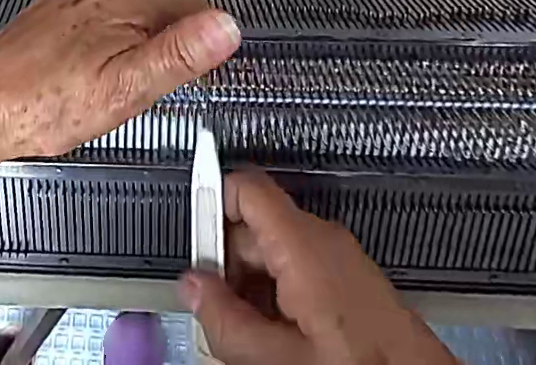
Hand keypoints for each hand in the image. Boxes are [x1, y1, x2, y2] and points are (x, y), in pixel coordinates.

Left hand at [0, 0, 239, 164]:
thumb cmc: (42, 104)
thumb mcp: (124, 89)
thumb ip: (179, 54)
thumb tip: (225, 27)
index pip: (197, 3)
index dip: (203, 40)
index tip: (197, 70)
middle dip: (181, 30)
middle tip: (166, 75)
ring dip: (154, 25)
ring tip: (136, 71)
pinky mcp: (65, 1)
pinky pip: (114, 0)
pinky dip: (125, 24)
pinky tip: (107, 58)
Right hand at [179, 171, 457, 364]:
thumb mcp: (279, 359)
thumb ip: (228, 322)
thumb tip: (193, 287)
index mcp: (302, 242)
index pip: (247, 188)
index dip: (213, 202)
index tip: (192, 238)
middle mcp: (319, 235)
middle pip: (254, 225)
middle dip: (226, 264)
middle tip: (212, 313)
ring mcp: (335, 252)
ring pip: (273, 249)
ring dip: (248, 285)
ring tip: (243, 336)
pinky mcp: (344, 271)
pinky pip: (295, 265)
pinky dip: (273, 292)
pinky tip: (270, 336)